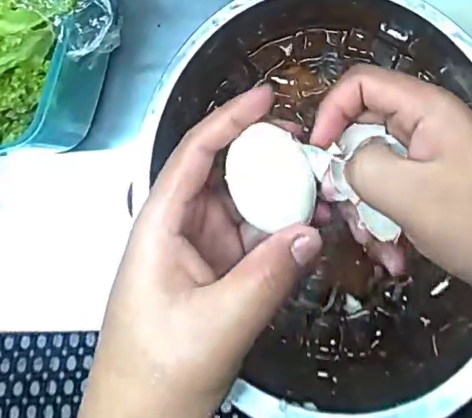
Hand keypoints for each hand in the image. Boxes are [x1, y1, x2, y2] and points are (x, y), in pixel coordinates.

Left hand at [82, 86, 322, 417]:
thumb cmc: (153, 374)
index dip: (230, 117)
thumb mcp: (213, 326)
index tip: (264, 97)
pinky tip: (309, 229)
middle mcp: (181, 223)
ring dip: (279, 194)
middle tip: (307, 144)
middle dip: (265, 153)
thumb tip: (310, 235)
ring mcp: (201, 246)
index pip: (196, 149)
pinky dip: (281, 231)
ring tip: (319, 185)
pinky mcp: (218, 271)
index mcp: (163, 219)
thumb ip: (264, 279)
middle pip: (225, 170)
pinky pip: (254, 237)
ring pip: (244, 203)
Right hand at [308, 66, 471, 313]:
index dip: (331, 111)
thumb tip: (344, 163)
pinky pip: (396, 193)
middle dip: (346, 170)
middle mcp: (427, 124)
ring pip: (375, 166)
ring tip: (375, 244)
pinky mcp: (438, 188)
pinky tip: (395, 256)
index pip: (360, 83)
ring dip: (366, 206)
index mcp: (426, 108)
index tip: (318, 152)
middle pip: (363, 127)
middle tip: (340, 207)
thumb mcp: (413, 195)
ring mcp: (433, 157)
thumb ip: (363, 167)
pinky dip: (387, 222)